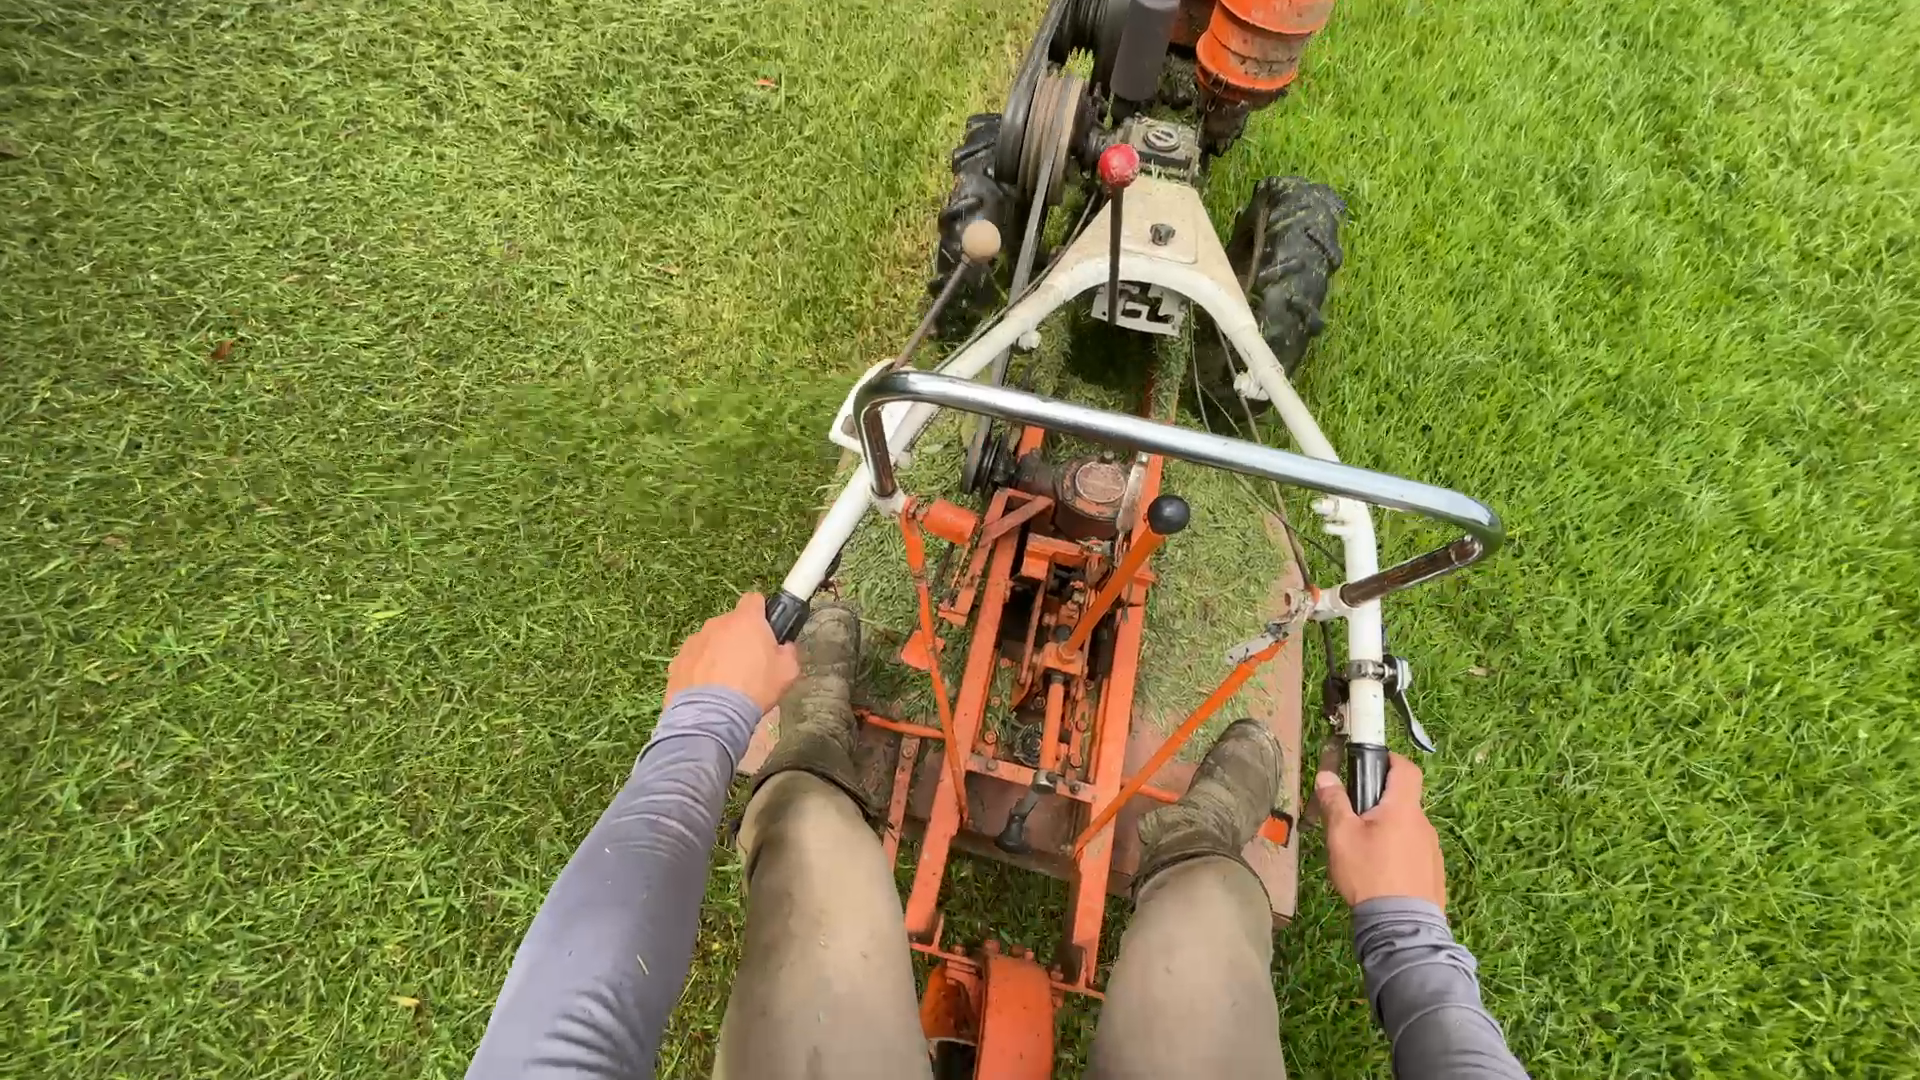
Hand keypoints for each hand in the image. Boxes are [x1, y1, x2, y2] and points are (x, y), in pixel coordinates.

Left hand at [663, 593, 799, 712]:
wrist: (711, 717)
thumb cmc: (754, 688)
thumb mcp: (788, 672)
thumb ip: (788, 652)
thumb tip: (783, 647)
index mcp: (746, 620)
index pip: (755, 599)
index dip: (762, 612)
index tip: (766, 629)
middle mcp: (717, 624)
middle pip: (732, 623)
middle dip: (740, 638)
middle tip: (750, 664)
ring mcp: (694, 641)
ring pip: (711, 641)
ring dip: (719, 653)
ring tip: (727, 682)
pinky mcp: (677, 661)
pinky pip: (694, 660)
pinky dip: (701, 670)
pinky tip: (709, 692)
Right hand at [1314, 753, 1446, 909]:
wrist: (1402, 928)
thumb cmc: (1368, 872)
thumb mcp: (1341, 834)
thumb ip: (1335, 802)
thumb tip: (1327, 776)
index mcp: (1402, 809)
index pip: (1406, 769)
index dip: (1390, 759)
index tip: (1369, 762)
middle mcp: (1423, 825)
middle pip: (1402, 800)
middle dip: (1377, 801)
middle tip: (1350, 815)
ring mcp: (1432, 850)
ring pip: (1406, 826)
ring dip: (1386, 828)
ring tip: (1361, 848)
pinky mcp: (1433, 873)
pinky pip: (1413, 850)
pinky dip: (1396, 850)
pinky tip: (1378, 870)